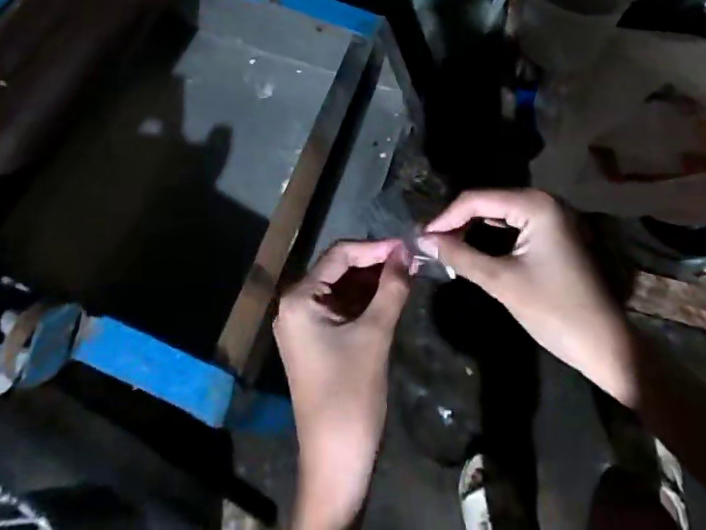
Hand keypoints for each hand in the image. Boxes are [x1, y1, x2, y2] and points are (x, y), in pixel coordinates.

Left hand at [275, 239, 412, 529]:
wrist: (335, 459)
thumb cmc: (351, 394)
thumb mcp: (374, 335)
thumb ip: (390, 289)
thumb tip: (405, 253)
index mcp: (299, 299)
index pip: (339, 255)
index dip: (374, 248)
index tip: (407, 246)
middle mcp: (294, 305)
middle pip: (337, 270)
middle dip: (374, 264)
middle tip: (411, 260)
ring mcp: (302, 325)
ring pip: (340, 290)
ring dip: (371, 282)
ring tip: (407, 274)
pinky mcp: (314, 343)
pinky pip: (339, 310)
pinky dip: (363, 302)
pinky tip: (390, 297)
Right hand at [420, 189, 636, 405]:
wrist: (607, 346)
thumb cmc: (554, 311)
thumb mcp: (501, 282)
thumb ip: (460, 255)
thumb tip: (423, 240)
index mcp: (535, 205)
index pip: (476, 199)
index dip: (445, 217)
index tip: (422, 238)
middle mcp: (545, 201)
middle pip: (487, 202)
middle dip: (458, 222)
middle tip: (432, 244)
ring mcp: (553, 217)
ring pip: (499, 214)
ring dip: (472, 229)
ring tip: (446, 247)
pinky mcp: (555, 234)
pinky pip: (514, 225)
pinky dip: (491, 236)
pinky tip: (473, 251)